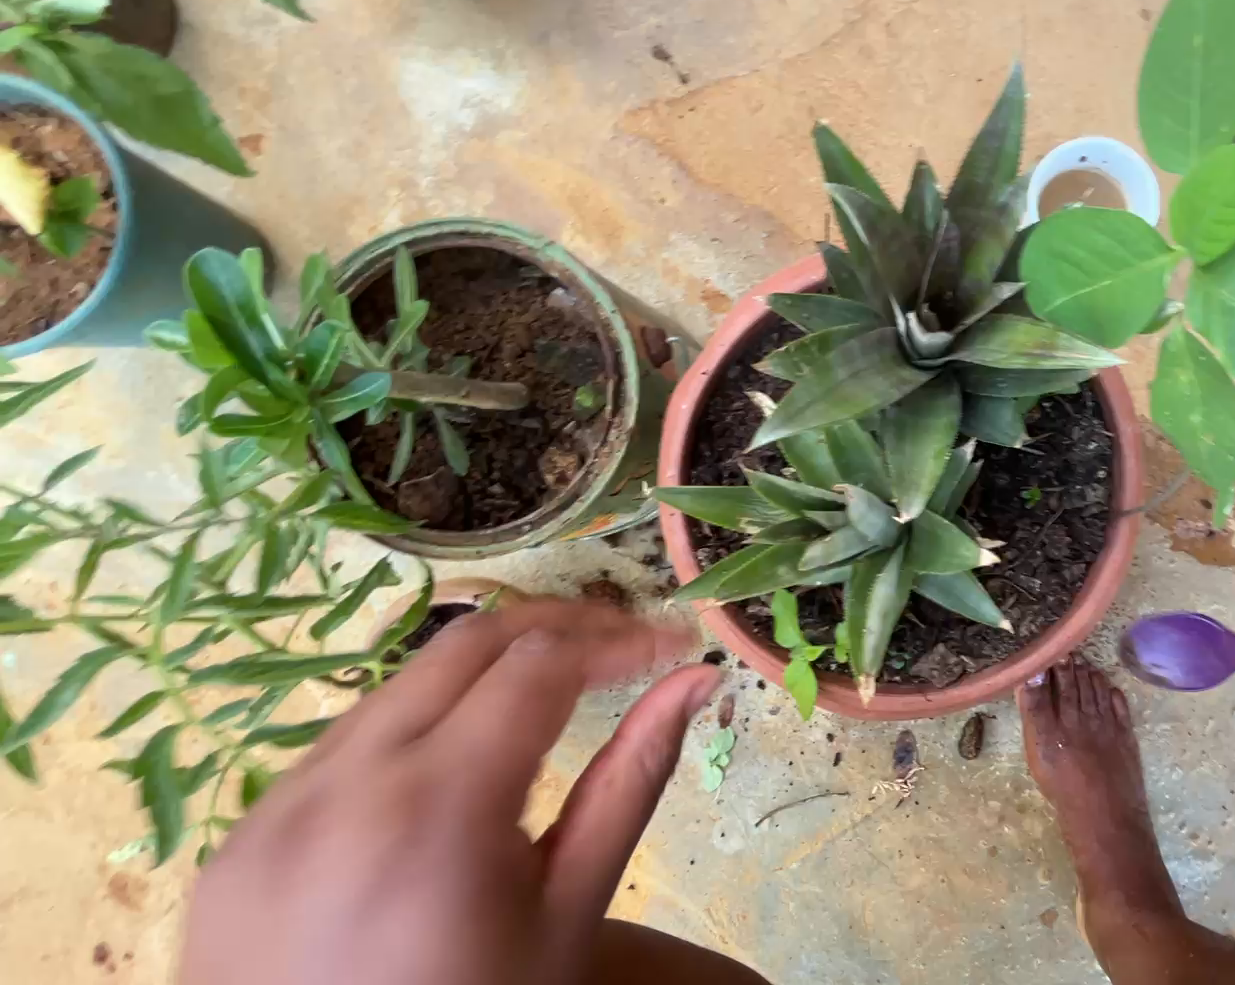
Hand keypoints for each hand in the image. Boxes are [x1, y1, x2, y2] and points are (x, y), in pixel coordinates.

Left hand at [181, 601, 721, 984]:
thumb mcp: (574, 903)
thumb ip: (636, 774)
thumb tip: (697, 678)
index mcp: (435, 811)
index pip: (542, 666)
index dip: (618, 640)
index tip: (674, 644)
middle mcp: (340, 786)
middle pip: (471, 642)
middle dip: (562, 626)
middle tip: (627, 644)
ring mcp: (276, 805)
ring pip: (411, 677)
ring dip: (497, 664)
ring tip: (565, 686)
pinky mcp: (244, 830)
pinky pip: (355, 731)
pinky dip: (433, 711)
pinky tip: (472, 746)